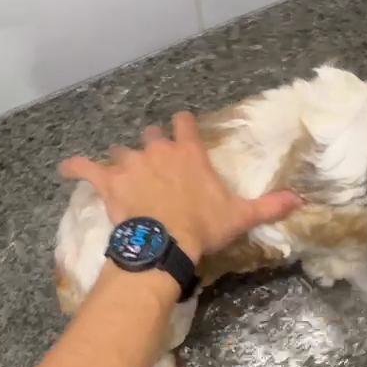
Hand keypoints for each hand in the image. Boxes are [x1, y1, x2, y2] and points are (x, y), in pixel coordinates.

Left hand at [59, 112, 301, 262]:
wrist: (166, 242)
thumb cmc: (203, 226)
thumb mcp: (240, 216)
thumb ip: (269, 205)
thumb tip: (301, 200)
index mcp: (188, 152)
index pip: (184, 124)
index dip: (182, 125)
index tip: (181, 128)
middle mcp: (157, 149)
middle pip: (150, 134)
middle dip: (151, 144)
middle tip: (154, 161)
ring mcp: (130, 163)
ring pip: (121, 150)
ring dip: (122, 159)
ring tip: (121, 172)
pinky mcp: (107, 181)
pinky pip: (85, 167)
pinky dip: (75, 167)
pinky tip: (66, 168)